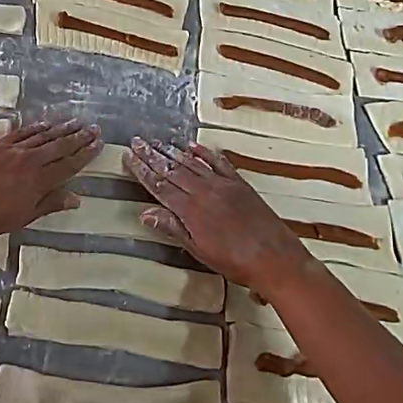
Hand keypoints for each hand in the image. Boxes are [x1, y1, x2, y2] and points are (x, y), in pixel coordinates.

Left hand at [0, 119, 100, 240]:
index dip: (86, 153)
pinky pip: (22, 132)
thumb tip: (76, 198)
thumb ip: (49, 204)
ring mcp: (12, 150)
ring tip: (76, 122)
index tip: (98, 144)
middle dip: (79, 136)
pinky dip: (37, 127)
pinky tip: (45, 124)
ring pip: (43, 136)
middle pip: (60, 145)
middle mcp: (29, 161)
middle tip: (94, 128)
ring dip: (62, 128)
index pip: (69, 164)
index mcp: (38, 181)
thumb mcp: (21, 218)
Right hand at [124, 138, 314, 291]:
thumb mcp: (198, 250)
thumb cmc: (234, 261)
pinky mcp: (239, 183)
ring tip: (157, 141)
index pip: (159, 185)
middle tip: (137, 141)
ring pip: (192, 163)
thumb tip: (145, 213)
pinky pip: (218, 162)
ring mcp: (223, 184)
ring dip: (173, 151)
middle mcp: (204, 191)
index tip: (129, 157)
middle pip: (172, 169)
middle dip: (152, 155)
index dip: (142, 170)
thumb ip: (173, 228)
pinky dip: (204, 153)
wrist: (274, 257)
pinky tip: (193, 146)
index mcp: (190, 209)